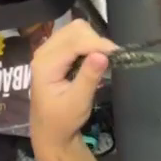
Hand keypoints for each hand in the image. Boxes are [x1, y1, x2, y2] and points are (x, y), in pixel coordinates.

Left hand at [28, 20, 118, 156]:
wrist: (51, 131)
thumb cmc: (63, 120)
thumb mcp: (78, 102)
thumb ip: (88, 77)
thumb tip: (102, 55)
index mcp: (45, 64)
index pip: (74, 42)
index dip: (97, 44)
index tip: (117, 54)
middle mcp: (44, 52)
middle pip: (74, 30)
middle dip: (95, 40)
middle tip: (110, 58)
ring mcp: (49, 51)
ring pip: (76, 30)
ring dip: (93, 40)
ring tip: (103, 59)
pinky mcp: (56, 53)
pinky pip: (75, 37)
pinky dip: (89, 43)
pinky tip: (94, 58)